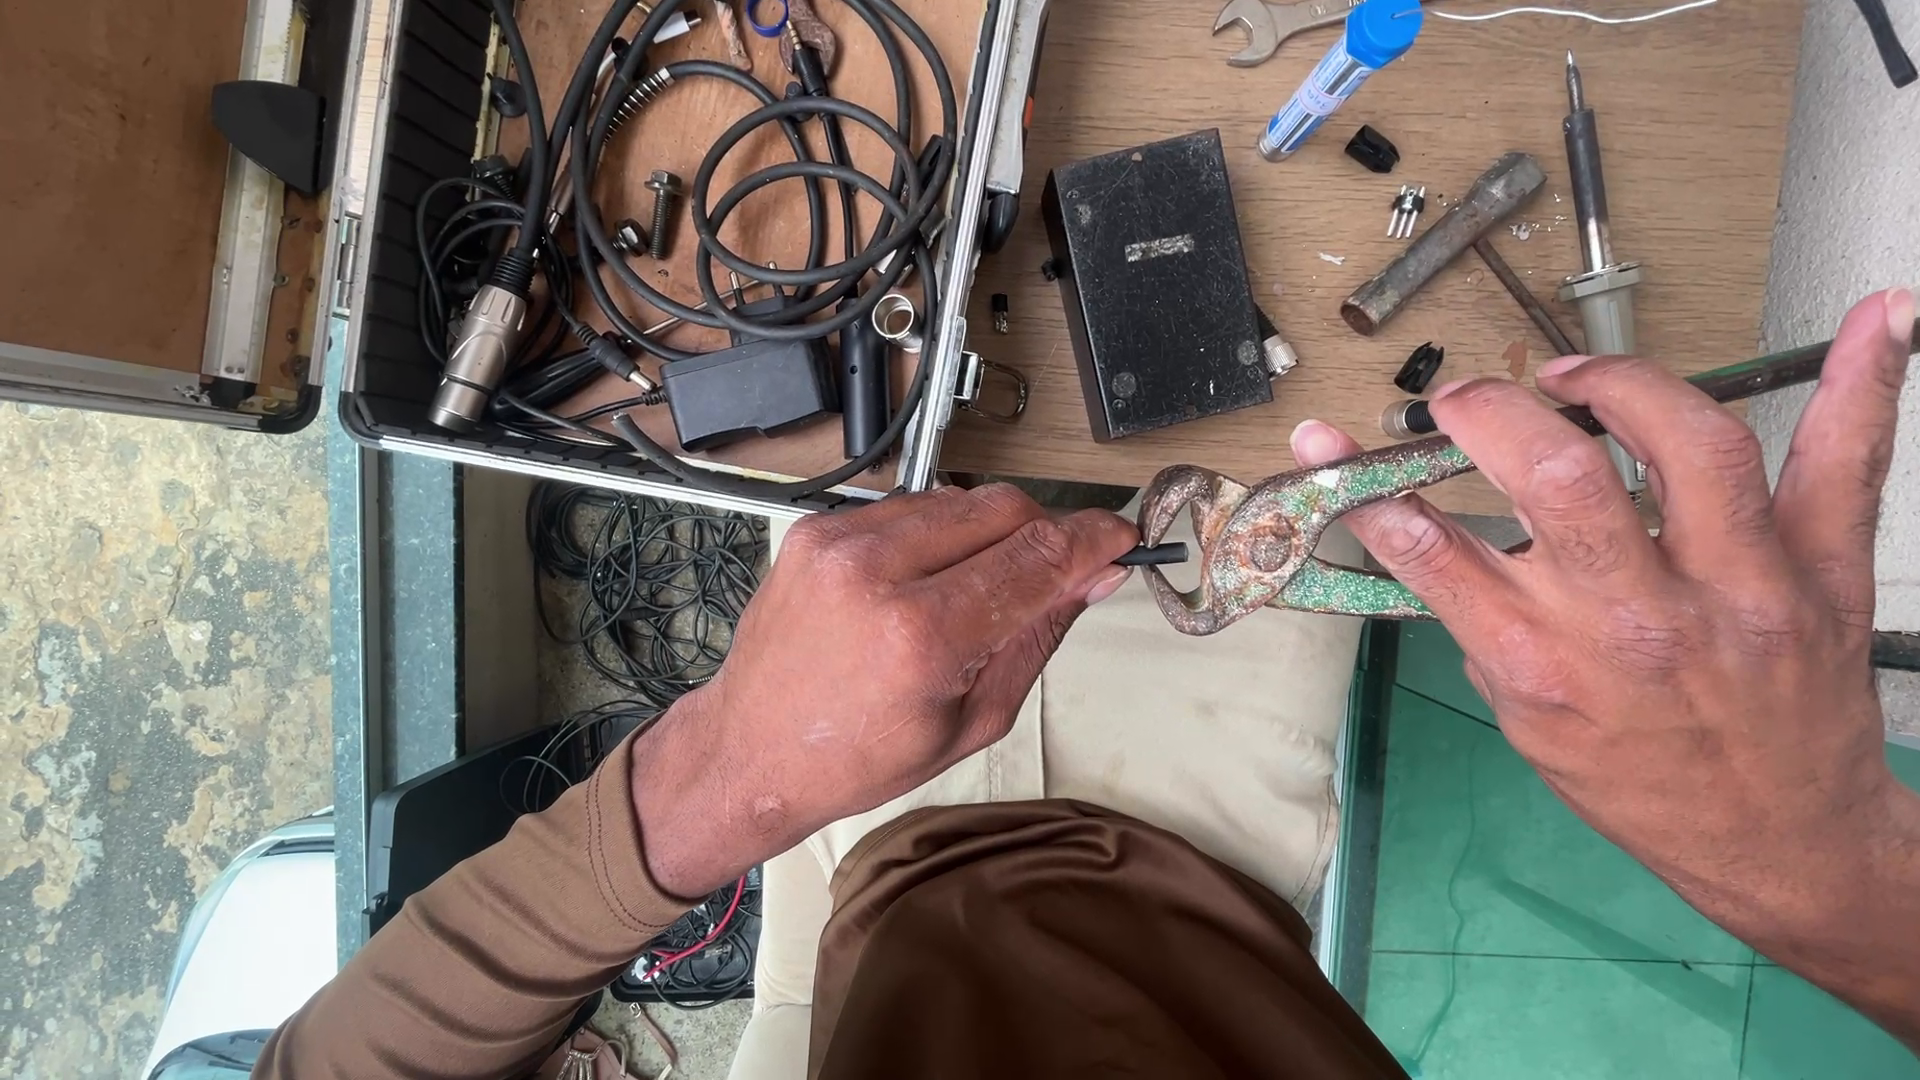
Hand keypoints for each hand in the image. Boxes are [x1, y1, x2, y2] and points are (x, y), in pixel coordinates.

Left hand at [629, 484, 1137, 896]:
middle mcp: (876, 572)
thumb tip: (1090, 578)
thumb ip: (1039, 637)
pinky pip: (910, 506)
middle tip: (1055, 570)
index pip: (1039, 555)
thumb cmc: (858, 757)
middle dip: (1046, 532)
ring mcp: (839, 541)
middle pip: (1005, 508)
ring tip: (975, 586)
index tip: (1119, 538)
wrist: (750, 749)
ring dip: (990, 532)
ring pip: (960, 499)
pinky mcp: (817, 527)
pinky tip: (925, 576)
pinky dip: (938, 532)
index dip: (1094, 539)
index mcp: (922, 637)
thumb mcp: (974, 721)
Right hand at [1291, 289, 1919, 1040]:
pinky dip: (1862, 386)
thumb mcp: (1512, 709)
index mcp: (1538, 660)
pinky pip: (1849, 466)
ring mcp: (1740, 588)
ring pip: (1691, 448)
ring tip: (1569, 378)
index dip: (1363, 486)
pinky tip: (1873, 316)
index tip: (1324, 442)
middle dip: (1489, 416)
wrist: (1778, 842)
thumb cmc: (1620, 776)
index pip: (1430, 552)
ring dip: (1618, 387)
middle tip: (1461, 402)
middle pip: (1556, 479)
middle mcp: (1632, 618)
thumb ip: (1472, 615)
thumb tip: (1413, 531)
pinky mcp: (1824, 573)